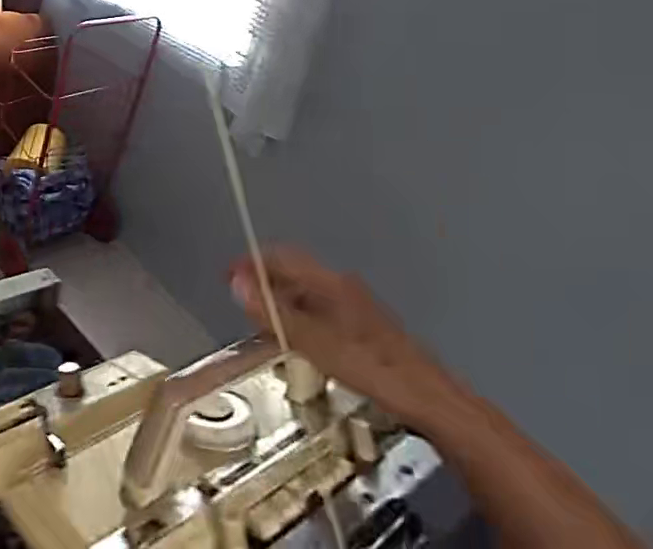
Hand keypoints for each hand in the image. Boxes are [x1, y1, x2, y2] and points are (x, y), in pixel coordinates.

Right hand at [228, 246, 446, 417]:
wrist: (425, 394)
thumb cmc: (368, 364)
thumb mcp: (313, 342)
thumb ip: (274, 313)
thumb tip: (237, 283)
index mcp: (329, 282)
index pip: (284, 257)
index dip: (253, 261)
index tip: (228, 273)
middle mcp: (341, 284)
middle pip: (295, 271)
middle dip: (265, 279)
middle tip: (239, 295)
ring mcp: (354, 303)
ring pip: (307, 290)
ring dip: (281, 297)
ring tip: (260, 317)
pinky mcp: (362, 323)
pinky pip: (319, 306)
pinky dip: (298, 313)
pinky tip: (294, 336)